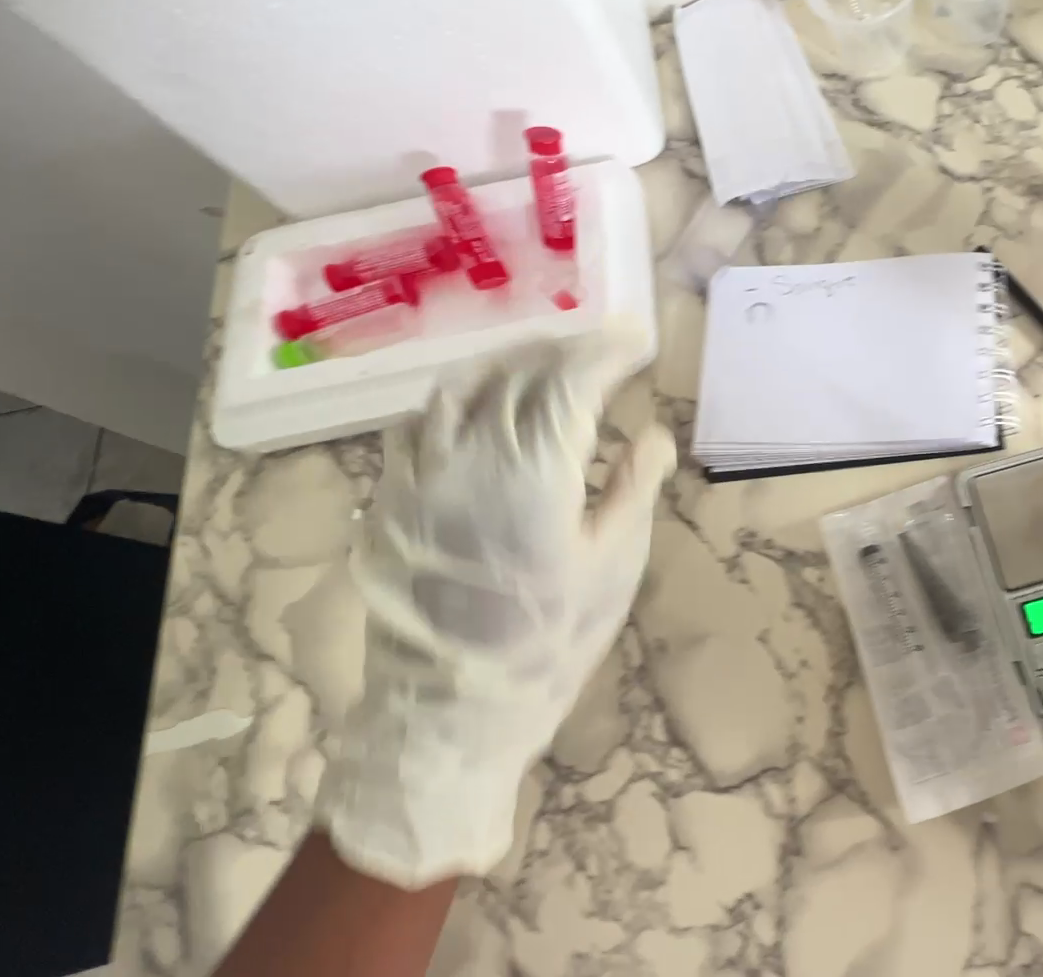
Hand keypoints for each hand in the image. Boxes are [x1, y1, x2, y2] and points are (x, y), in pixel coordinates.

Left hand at [316, 325, 675, 886]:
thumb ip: (633, 487)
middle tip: (604, 345)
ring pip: (459, 387)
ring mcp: (417, 475)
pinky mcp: (389, 497)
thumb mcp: (615, 564)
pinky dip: (462, 396)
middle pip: (516, 373)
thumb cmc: (552, 637)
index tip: (638, 337)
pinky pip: (420, 422)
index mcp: (531, 475)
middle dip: (565, 348)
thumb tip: (652, 434)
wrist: (456, 704)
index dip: (607, 351)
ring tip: (548, 362)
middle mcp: (466, 458)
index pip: (569, 382)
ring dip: (510, 362)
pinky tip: (484, 406)